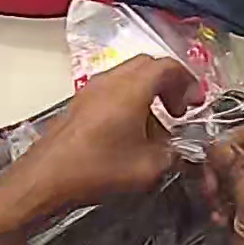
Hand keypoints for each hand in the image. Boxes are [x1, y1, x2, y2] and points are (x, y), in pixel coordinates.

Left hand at [0, 54, 202, 220]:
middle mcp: (110, 80)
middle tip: (180, 109)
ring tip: (157, 127)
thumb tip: (178, 150)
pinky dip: (129, 102)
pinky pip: (112, 92)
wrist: (47, 177)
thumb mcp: (148, 167)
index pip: (168, 67)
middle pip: (148, 66)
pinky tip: (131, 133)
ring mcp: (91, 90)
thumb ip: (172, 154)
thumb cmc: (97, 168)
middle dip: (169, 84)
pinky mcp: (79, 105)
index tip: (196, 104)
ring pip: (128, 78)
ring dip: (148, 94)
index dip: (188, 83)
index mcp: (132, 87)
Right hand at [206, 122, 243, 244]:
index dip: (233, 138)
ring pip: (227, 174)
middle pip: (239, 151)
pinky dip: (217, 205)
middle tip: (213, 186)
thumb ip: (237, 172)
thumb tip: (217, 143)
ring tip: (218, 206)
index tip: (212, 153)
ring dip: (216, 187)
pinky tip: (221, 220)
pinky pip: (224, 196)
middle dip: (220, 166)